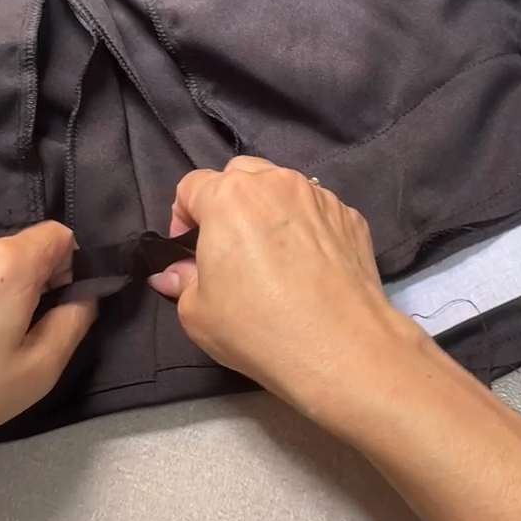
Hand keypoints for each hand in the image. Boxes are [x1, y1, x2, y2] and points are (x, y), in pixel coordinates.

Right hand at [148, 156, 428, 424]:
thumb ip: (182, 281)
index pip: (192, 186)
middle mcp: (275, 183)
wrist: (341, 346)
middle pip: (240, 174)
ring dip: (269, 207)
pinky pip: (317, 209)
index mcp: (229, 197)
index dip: (182, 214)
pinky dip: (306, 224)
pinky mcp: (350, 216)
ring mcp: (319, 196)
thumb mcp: (198, 313)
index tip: (187, 247)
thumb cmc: (258, 326)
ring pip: (283, 186)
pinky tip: (308, 262)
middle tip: (227, 243)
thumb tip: (170, 273)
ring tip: (270, 251)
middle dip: (226, 200)